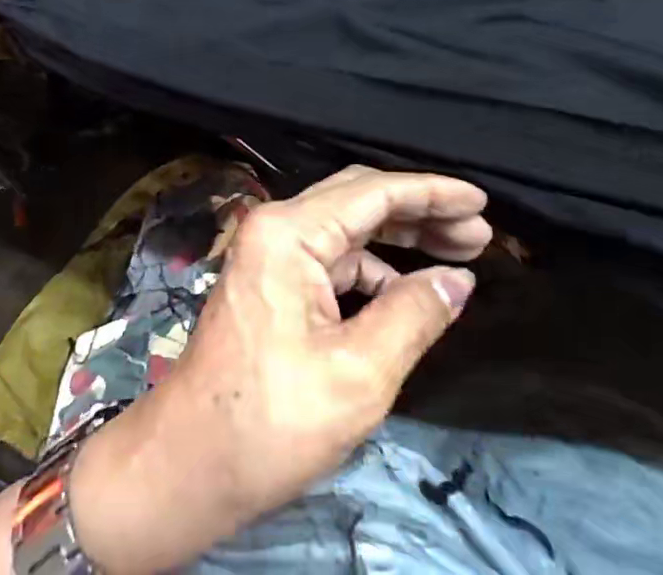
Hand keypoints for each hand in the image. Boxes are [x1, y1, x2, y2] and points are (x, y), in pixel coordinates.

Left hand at [69, 167, 491, 573]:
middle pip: (361, 199)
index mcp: (290, 234)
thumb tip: (457, 280)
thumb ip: (414, 315)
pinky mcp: (273, 283)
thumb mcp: (358, 374)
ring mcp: (270, 255)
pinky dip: (375, 267)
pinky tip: (408, 287)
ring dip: (402, 237)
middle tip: (478, 231)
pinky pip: (334, 258)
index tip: (479, 201)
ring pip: (349, 227)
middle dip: (422, 211)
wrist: (183, 470)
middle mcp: (276, 229)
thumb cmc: (268, 425)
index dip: (433, 193)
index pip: (375, 192)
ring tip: (458, 252)